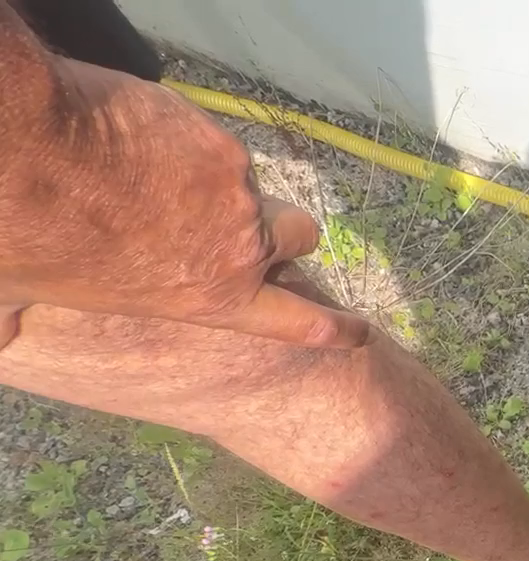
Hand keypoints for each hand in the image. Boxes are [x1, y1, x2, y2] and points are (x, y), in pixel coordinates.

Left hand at [0, 56, 368, 350]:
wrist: (8, 141)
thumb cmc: (12, 228)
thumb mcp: (11, 291)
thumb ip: (19, 318)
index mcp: (212, 299)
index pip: (307, 325)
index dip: (340, 330)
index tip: (361, 331)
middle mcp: (242, 253)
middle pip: (297, 238)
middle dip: (275, 226)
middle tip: (228, 213)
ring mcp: (237, 196)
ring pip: (246, 183)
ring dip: (208, 176)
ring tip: (139, 162)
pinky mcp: (216, 145)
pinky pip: (207, 139)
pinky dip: (173, 134)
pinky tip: (121, 129)